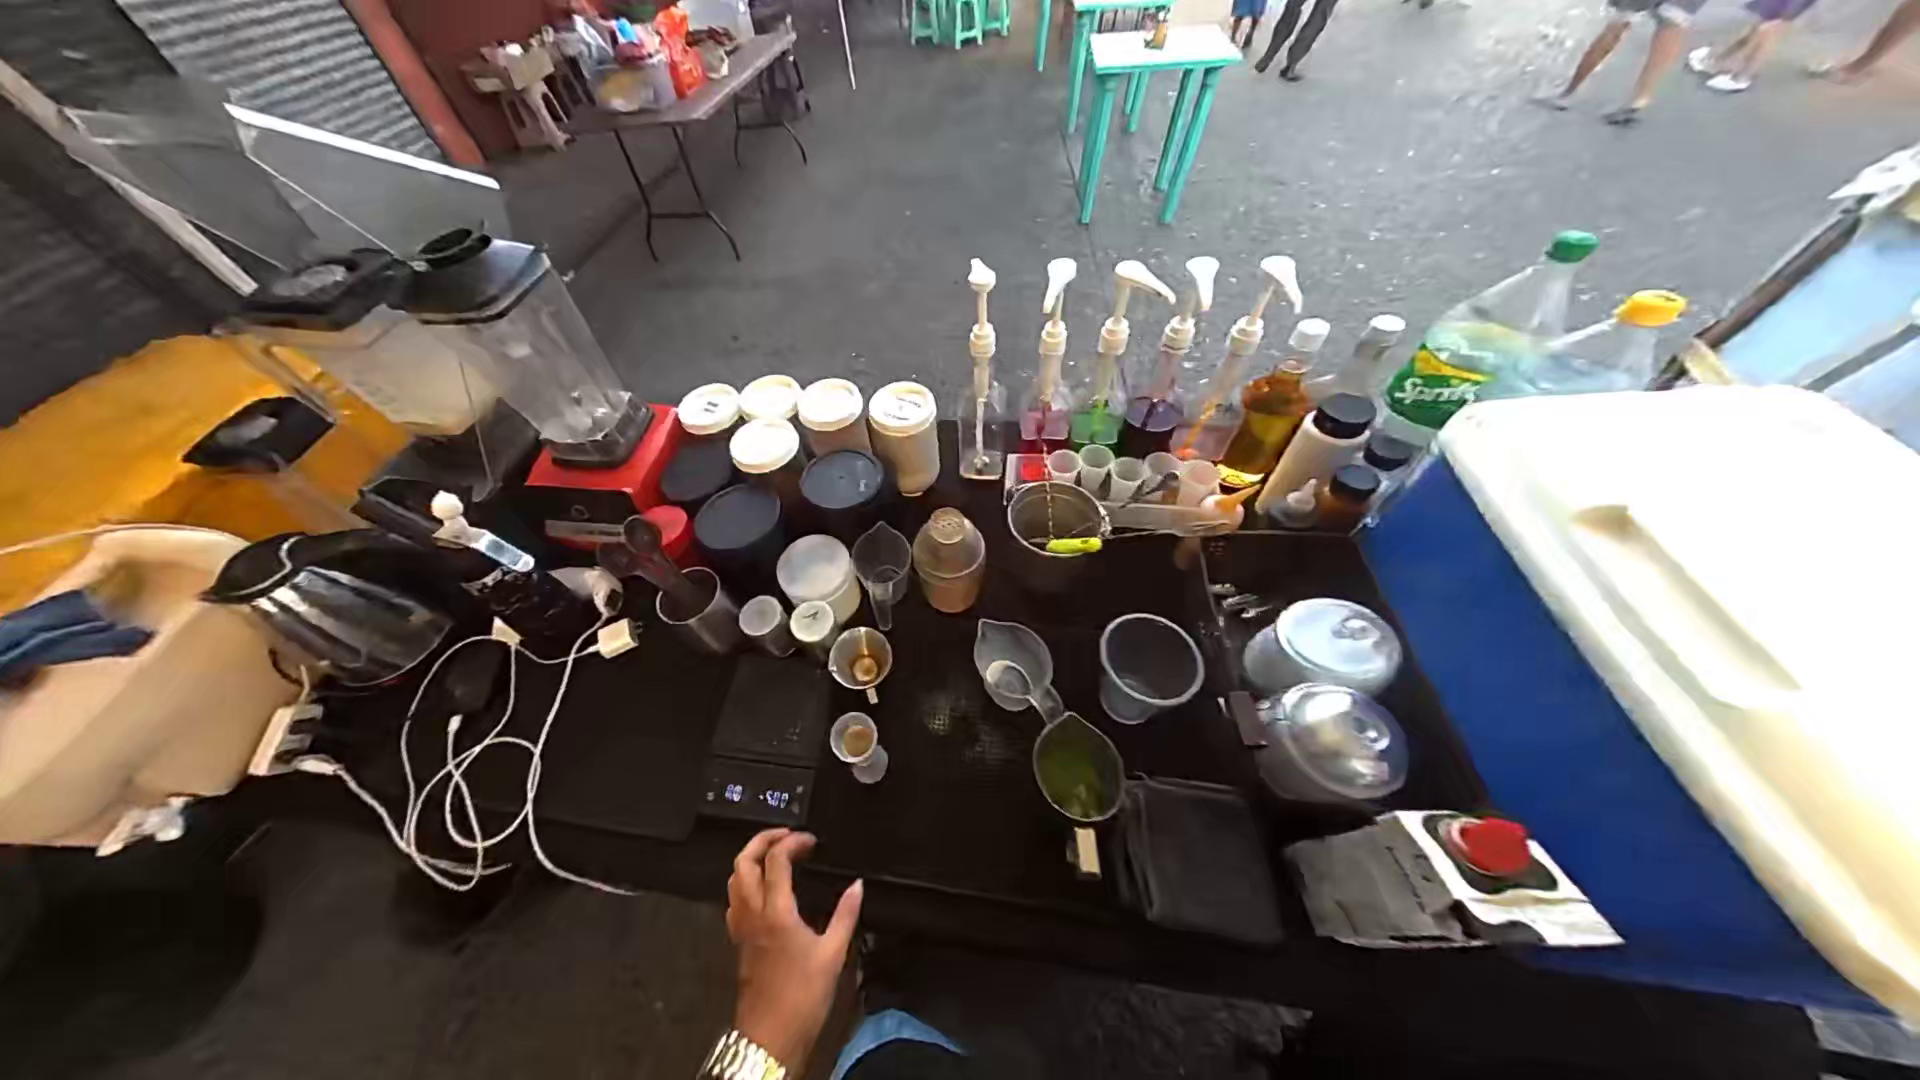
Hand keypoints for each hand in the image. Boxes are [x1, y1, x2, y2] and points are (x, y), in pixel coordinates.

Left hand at [725, 829, 863, 1071]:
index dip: (792, 842)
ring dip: (751, 858)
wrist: (770, 1038)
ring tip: (775, 854)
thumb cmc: (802, 997)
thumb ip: (846, 914)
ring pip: (734, 879)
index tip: (810, 841)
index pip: (775, 860)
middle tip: (786, 835)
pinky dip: (746, 882)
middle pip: (743, 862)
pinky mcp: (738, 941)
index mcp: (776, 912)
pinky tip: (764, 888)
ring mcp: (741, 927)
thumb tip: (858, 885)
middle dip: (762, 840)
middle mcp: (753, 914)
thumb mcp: (833, 954)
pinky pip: (734, 899)